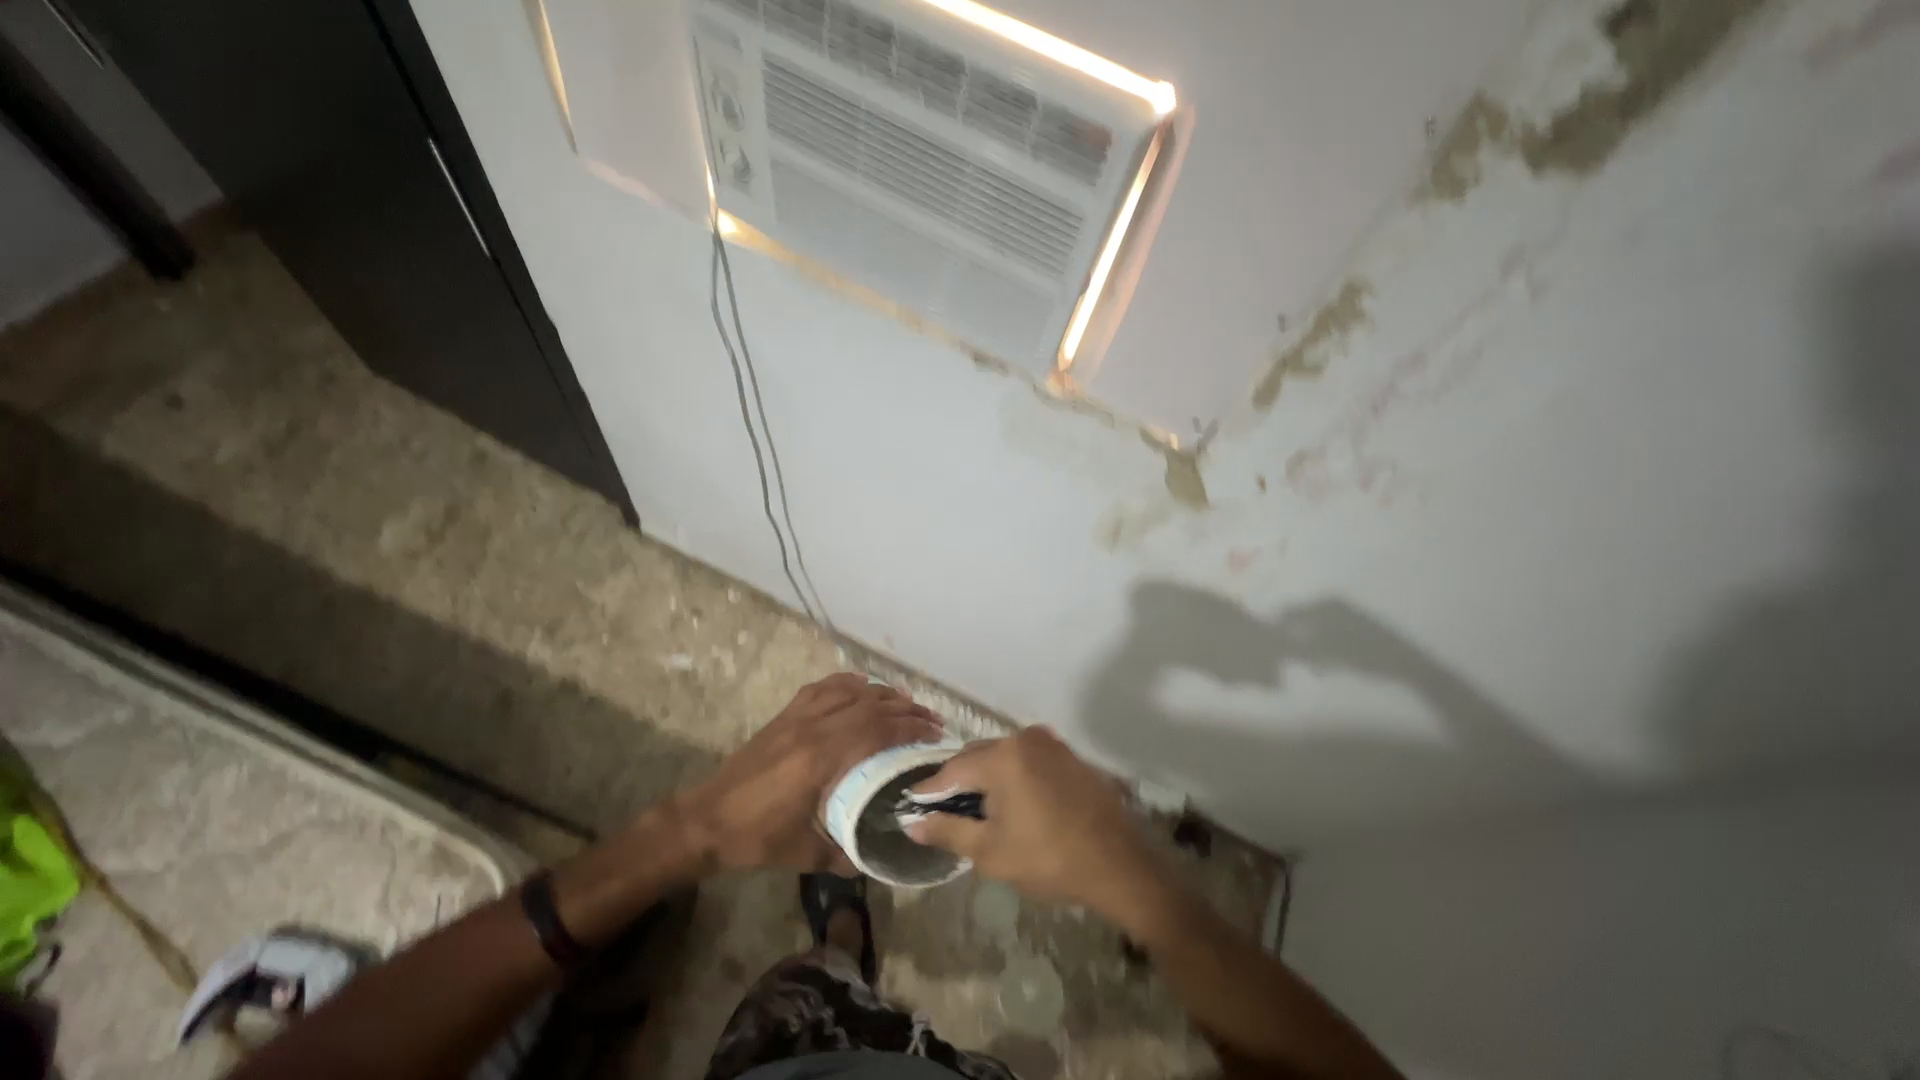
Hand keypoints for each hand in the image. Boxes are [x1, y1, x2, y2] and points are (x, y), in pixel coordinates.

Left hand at [676, 673, 940, 873]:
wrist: (706, 821)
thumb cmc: (757, 839)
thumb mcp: (807, 854)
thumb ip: (846, 853)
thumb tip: (879, 859)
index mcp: (821, 759)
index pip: (877, 731)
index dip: (910, 729)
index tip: (936, 735)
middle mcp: (812, 729)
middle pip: (869, 706)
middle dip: (906, 710)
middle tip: (933, 721)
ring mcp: (796, 718)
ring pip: (848, 692)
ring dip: (881, 693)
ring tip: (906, 702)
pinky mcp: (783, 717)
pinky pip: (821, 688)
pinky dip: (847, 683)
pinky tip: (862, 685)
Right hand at [905, 728, 1167, 918]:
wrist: (1118, 865)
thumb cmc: (1049, 859)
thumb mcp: (990, 851)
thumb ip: (948, 831)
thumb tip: (912, 823)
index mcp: (1002, 757)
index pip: (951, 770)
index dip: (929, 791)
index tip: (911, 806)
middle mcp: (1025, 738)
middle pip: (977, 757)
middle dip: (959, 782)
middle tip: (944, 812)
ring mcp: (1051, 744)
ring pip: (1003, 757)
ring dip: (987, 779)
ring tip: (977, 811)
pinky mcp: (1070, 756)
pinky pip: (1028, 761)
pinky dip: (1013, 777)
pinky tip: (1011, 804)